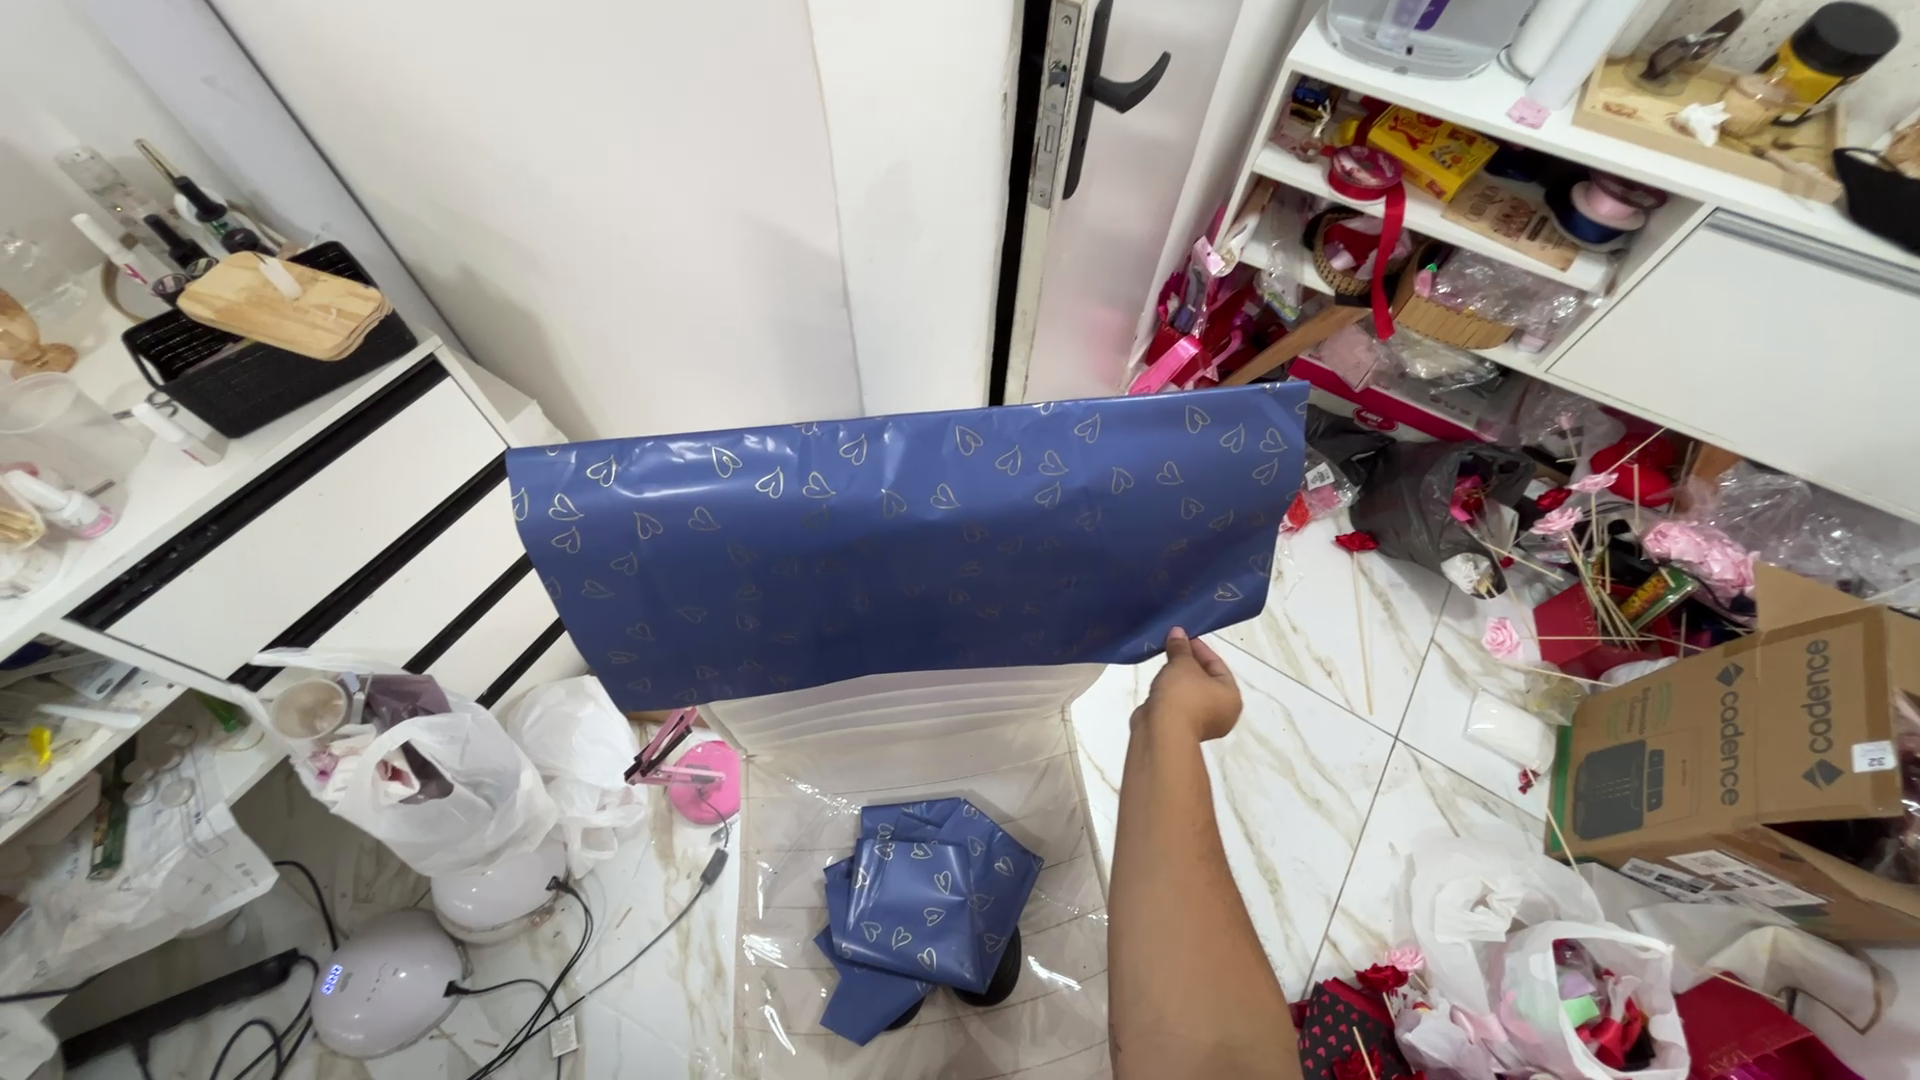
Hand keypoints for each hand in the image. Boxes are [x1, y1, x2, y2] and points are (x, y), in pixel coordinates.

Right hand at [1133, 627, 1241, 742]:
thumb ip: (1181, 647)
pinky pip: (1179, 704)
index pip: (1218, 665)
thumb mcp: (1182, 664)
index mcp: (1231, 696)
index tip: (1182, 637)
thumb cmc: (1182, 695)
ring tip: (1163, 663)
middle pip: (1206, 679)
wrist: (1162, 731)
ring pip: (1191, 692)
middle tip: (1172, 648)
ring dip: (1179, 678)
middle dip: (1188, 663)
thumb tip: (1177, 631)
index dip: (1199, 648)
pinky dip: (1171, 693)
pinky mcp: (1183, 729)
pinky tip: (1159, 683)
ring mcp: (1203, 724)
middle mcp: (1223, 712)